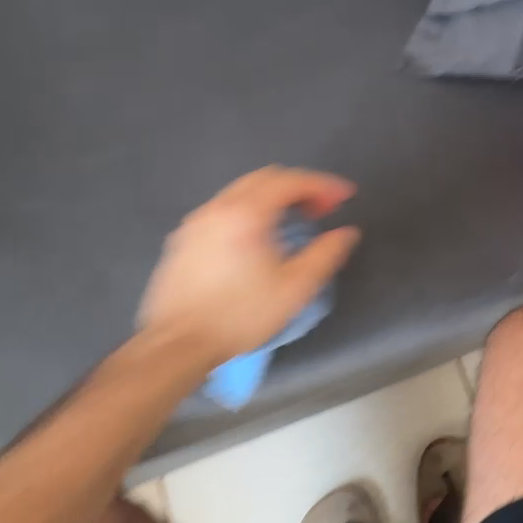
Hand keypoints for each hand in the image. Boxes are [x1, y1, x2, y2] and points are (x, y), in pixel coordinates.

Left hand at [138, 167, 360, 370]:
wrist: (177, 345)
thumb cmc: (240, 315)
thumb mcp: (296, 288)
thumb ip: (326, 254)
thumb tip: (346, 233)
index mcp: (247, 213)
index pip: (291, 181)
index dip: (323, 184)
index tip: (345, 196)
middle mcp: (218, 208)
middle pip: (265, 178)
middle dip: (300, 187)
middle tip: (323, 209)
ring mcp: (196, 222)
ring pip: (242, 192)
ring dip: (274, 197)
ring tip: (295, 222)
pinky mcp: (183, 240)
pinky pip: (224, 209)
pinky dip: (251, 210)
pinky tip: (259, 237)